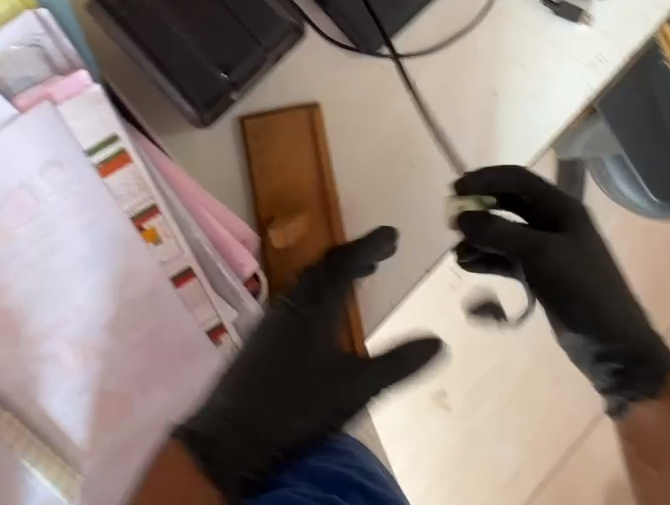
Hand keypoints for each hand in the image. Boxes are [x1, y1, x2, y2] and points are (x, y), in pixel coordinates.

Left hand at [174, 227, 444, 497]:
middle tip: (381, 253)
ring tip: (359, 277)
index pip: (344, 263)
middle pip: (323, 268)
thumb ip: (398, 364)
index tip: (393, 234)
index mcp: (313, 306)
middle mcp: (290, 304)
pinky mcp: (262, 340)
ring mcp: (272, 321)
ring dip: (335, 275)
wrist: (231, 436)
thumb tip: (439, 342)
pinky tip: (325, 318)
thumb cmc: (296, 406)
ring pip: (308, 284)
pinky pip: (297, 300)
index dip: (370, 246)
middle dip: (354, 257)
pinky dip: (319, 295)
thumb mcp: (356, 388)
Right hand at [452, 166, 669, 413]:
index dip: (485, 179)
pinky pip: (506, 258)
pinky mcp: (541, 275)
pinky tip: (469, 266)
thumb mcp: (540, 254)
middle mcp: (553, 222)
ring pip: (504, 233)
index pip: (517, 179)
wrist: (614, 346)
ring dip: (480, 239)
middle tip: (452, 222)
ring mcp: (547, 250)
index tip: (456, 189)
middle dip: (479, 211)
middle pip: (507, 205)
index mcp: (562, 208)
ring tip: (459, 254)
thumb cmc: (583, 290)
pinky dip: (487, 259)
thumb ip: (498, 231)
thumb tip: (460, 218)